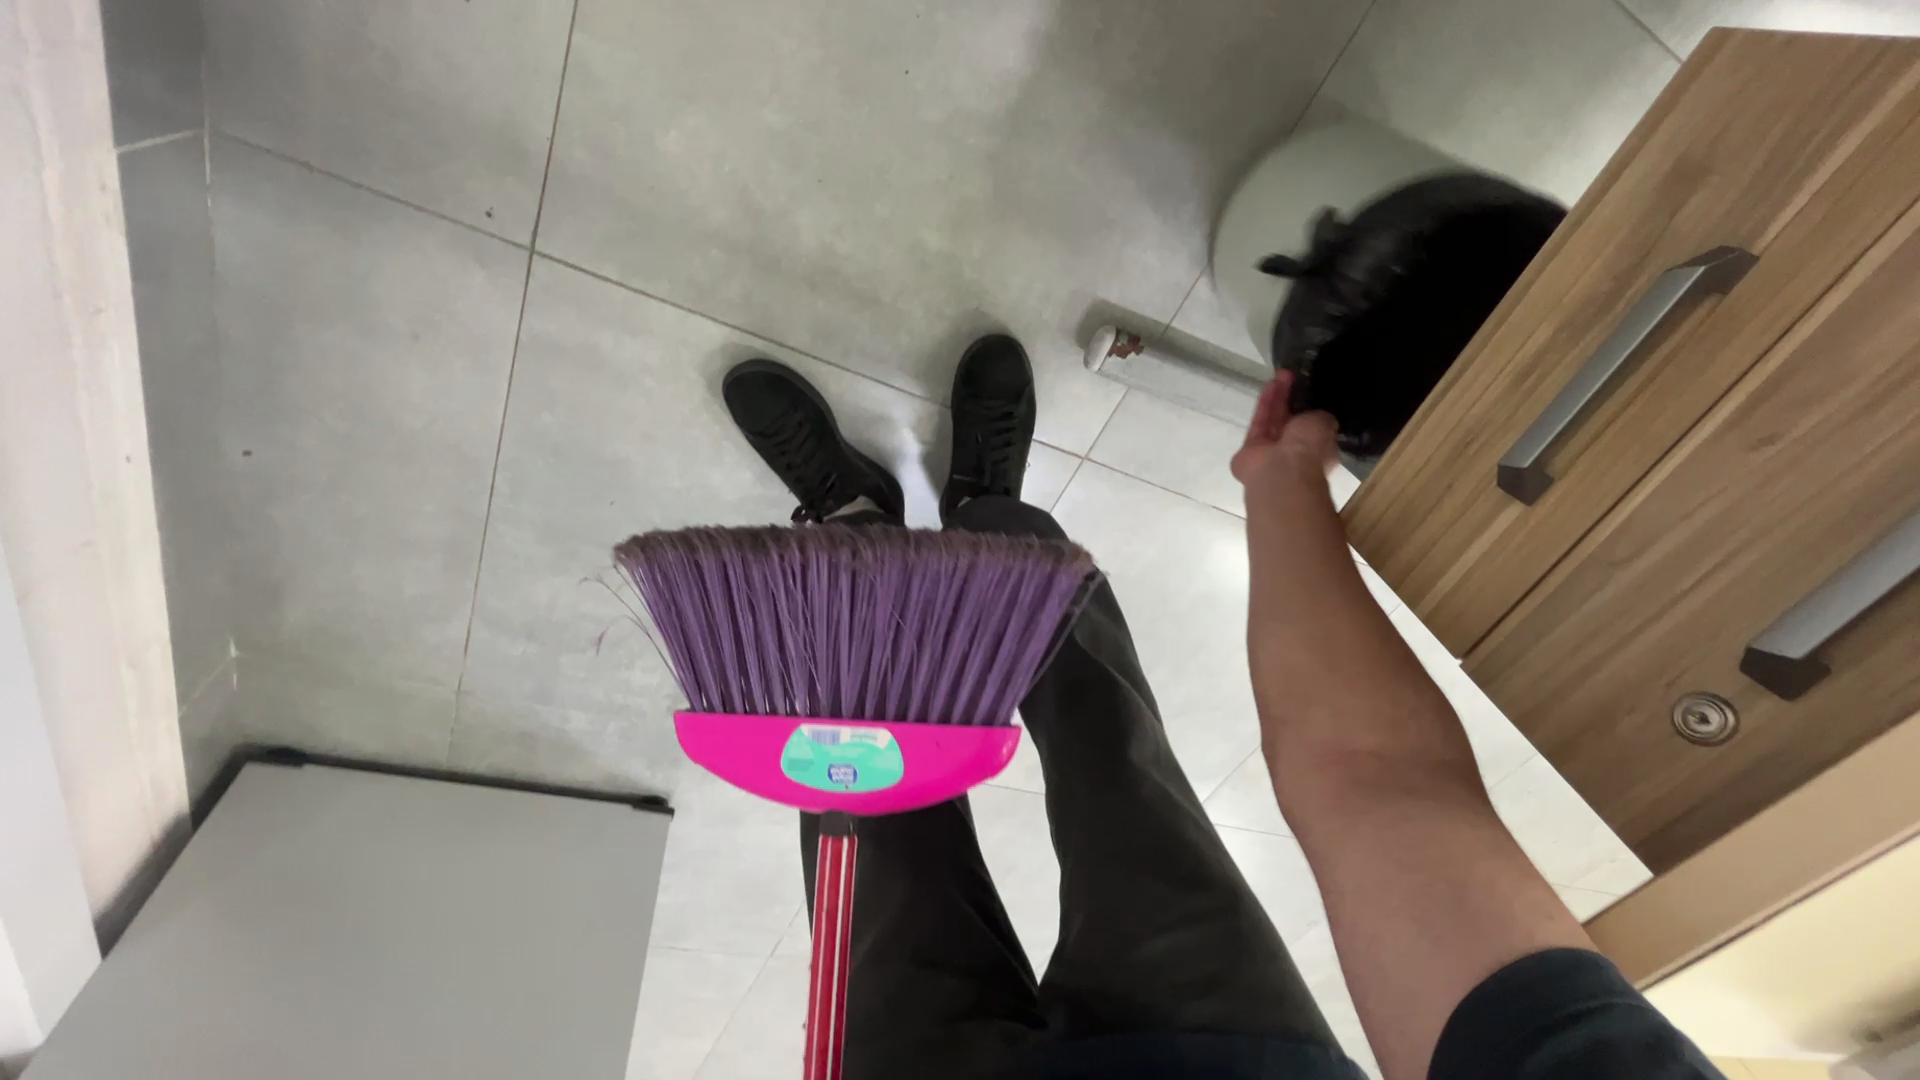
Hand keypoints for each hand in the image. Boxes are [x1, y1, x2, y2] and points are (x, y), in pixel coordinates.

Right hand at [1231, 371, 1338, 501]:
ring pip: (1274, 420)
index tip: (1307, 390)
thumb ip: (1320, 416)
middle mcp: (1293, 452)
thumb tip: (1316, 414)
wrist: (1281, 471)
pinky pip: (1259, 423)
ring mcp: (1270, 452)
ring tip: (1281, 374)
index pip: (1311, 427)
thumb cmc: (1310, 449)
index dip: (1308, 408)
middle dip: (1290, 399)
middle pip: (1290, 421)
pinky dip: (1265, 404)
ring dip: (1278, 398)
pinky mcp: (1250, 449)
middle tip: (1291, 377)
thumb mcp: (1326, 424)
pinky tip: (1269, 385)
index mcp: (1316, 450)